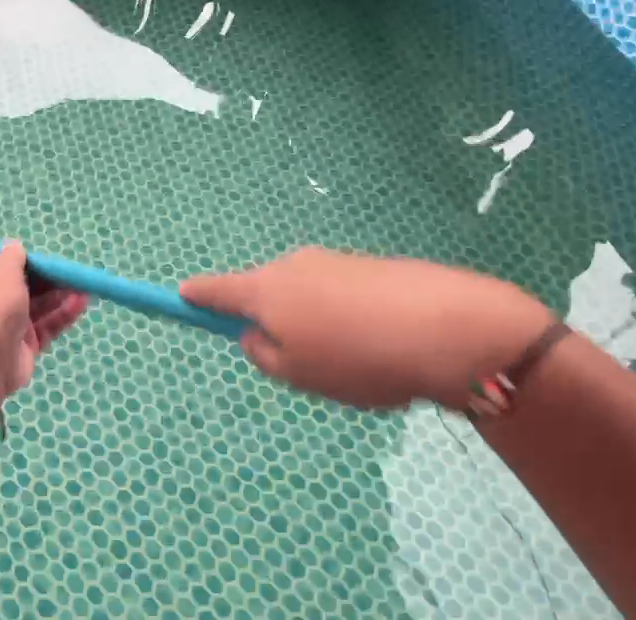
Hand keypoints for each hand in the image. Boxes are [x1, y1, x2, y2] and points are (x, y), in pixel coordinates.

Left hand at [0, 241, 89, 399]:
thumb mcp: (3, 274)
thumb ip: (13, 258)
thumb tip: (14, 244)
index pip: (10, 266)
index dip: (31, 262)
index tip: (52, 260)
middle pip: (29, 286)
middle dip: (52, 279)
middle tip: (76, 274)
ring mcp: (13, 323)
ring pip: (42, 305)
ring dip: (62, 296)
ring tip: (86, 287)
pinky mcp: (28, 344)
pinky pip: (49, 324)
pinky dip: (64, 314)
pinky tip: (82, 303)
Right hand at [180, 247, 555, 408]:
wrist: (457, 331)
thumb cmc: (359, 358)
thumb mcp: (297, 374)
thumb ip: (261, 354)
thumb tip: (256, 333)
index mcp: (263, 289)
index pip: (211, 289)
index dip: (192, 297)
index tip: (179, 298)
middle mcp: (291, 265)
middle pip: (263, 292)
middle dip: (272, 321)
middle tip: (304, 366)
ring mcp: (334, 261)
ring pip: (307, 296)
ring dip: (317, 324)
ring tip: (360, 366)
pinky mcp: (374, 267)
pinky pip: (345, 296)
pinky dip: (352, 320)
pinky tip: (388, 351)